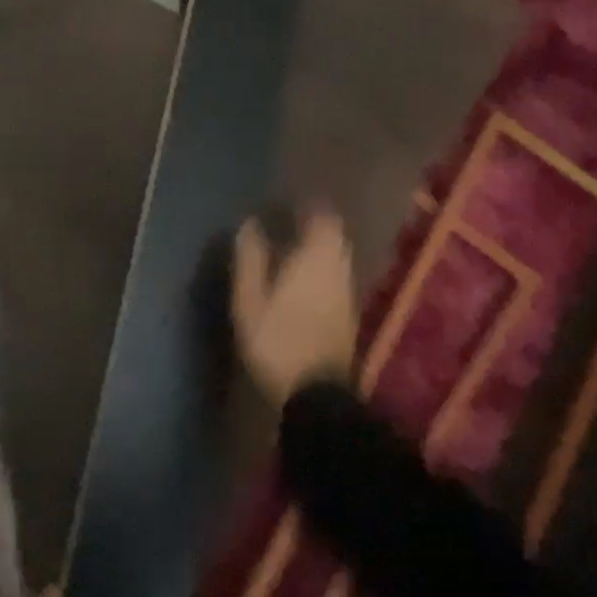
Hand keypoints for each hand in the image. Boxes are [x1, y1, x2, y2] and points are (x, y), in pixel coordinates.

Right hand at [232, 209, 357, 406]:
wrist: (316, 394)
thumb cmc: (277, 341)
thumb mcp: (250, 300)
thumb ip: (251, 259)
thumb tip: (249, 224)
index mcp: (315, 261)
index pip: (323, 220)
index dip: (309, 208)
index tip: (287, 203)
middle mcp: (338, 271)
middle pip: (334, 238)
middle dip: (315, 228)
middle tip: (287, 224)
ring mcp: (347, 295)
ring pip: (338, 259)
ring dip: (319, 250)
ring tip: (292, 250)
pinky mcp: (348, 316)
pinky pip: (337, 279)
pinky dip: (322, 271)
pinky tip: (302, 281)